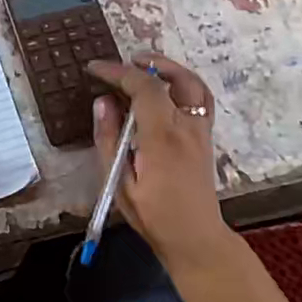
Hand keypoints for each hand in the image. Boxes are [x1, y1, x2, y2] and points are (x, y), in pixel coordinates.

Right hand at [86, 53, 232, 265]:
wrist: (195, 239)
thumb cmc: (153, 215)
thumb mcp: (119, 182)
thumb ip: (109, 138)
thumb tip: (103, 102)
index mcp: (163, 137)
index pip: (143, 88)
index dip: (117, 72)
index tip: (95, 69)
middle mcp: (187, 127)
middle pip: (173, 78)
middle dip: (146, 64)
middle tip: (123, 62)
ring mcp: (201, 130)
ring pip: (193, 83)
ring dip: (169, 68)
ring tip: (145, 66)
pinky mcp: (206, 136)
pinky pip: (201, 97)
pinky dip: (183, 82)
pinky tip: (165, 88)